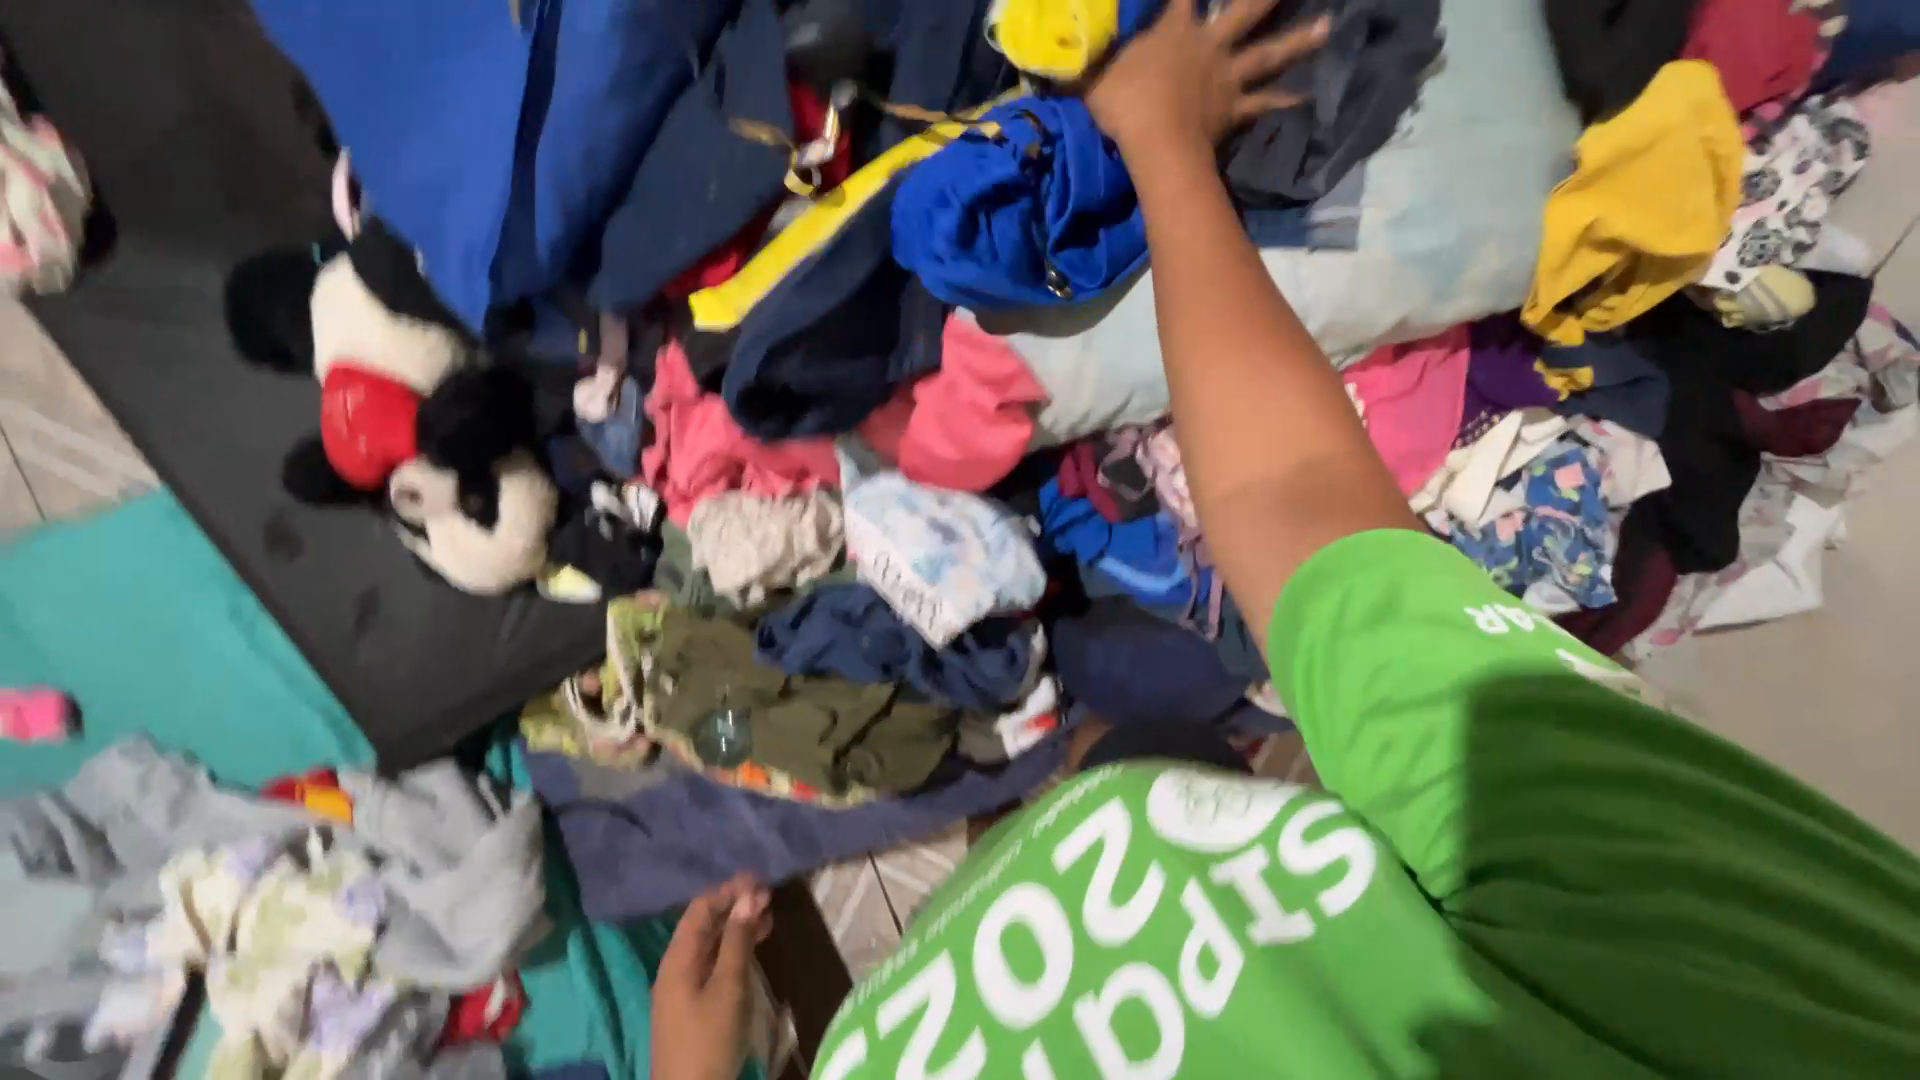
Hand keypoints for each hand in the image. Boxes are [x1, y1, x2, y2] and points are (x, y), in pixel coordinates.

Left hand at [651, 875, 772, 1079]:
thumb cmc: (708, 1040)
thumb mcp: (729, 986)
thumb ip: (738, 939)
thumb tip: (750, 895)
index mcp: (678, 958)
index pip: (700, 908)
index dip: (729, 890)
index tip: (760, 880)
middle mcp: (676, 966)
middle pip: (704, 924)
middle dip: (735, 905)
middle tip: (768, 895)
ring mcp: (683, 987)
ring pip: (710, 944)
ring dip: (737, 926)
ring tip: (768, 915)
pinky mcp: (693, 1004)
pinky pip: (712, 963)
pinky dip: (733, 949)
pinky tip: (755, 946)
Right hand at [1083, 0, 1328, 152]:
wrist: (1153, 141)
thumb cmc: (1119, 105)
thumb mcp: (1088, 79)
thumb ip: (1077, 66)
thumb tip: (1045, 62)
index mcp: (1172, 30)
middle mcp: (1206, 44)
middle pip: (1245, 8)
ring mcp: (1225, 77)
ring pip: (1268, 52)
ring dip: (1299, 39)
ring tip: (1329, 24)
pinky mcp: (1233, 110)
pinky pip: (1263, 106)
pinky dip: (1285, 104)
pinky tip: (1307, 100)